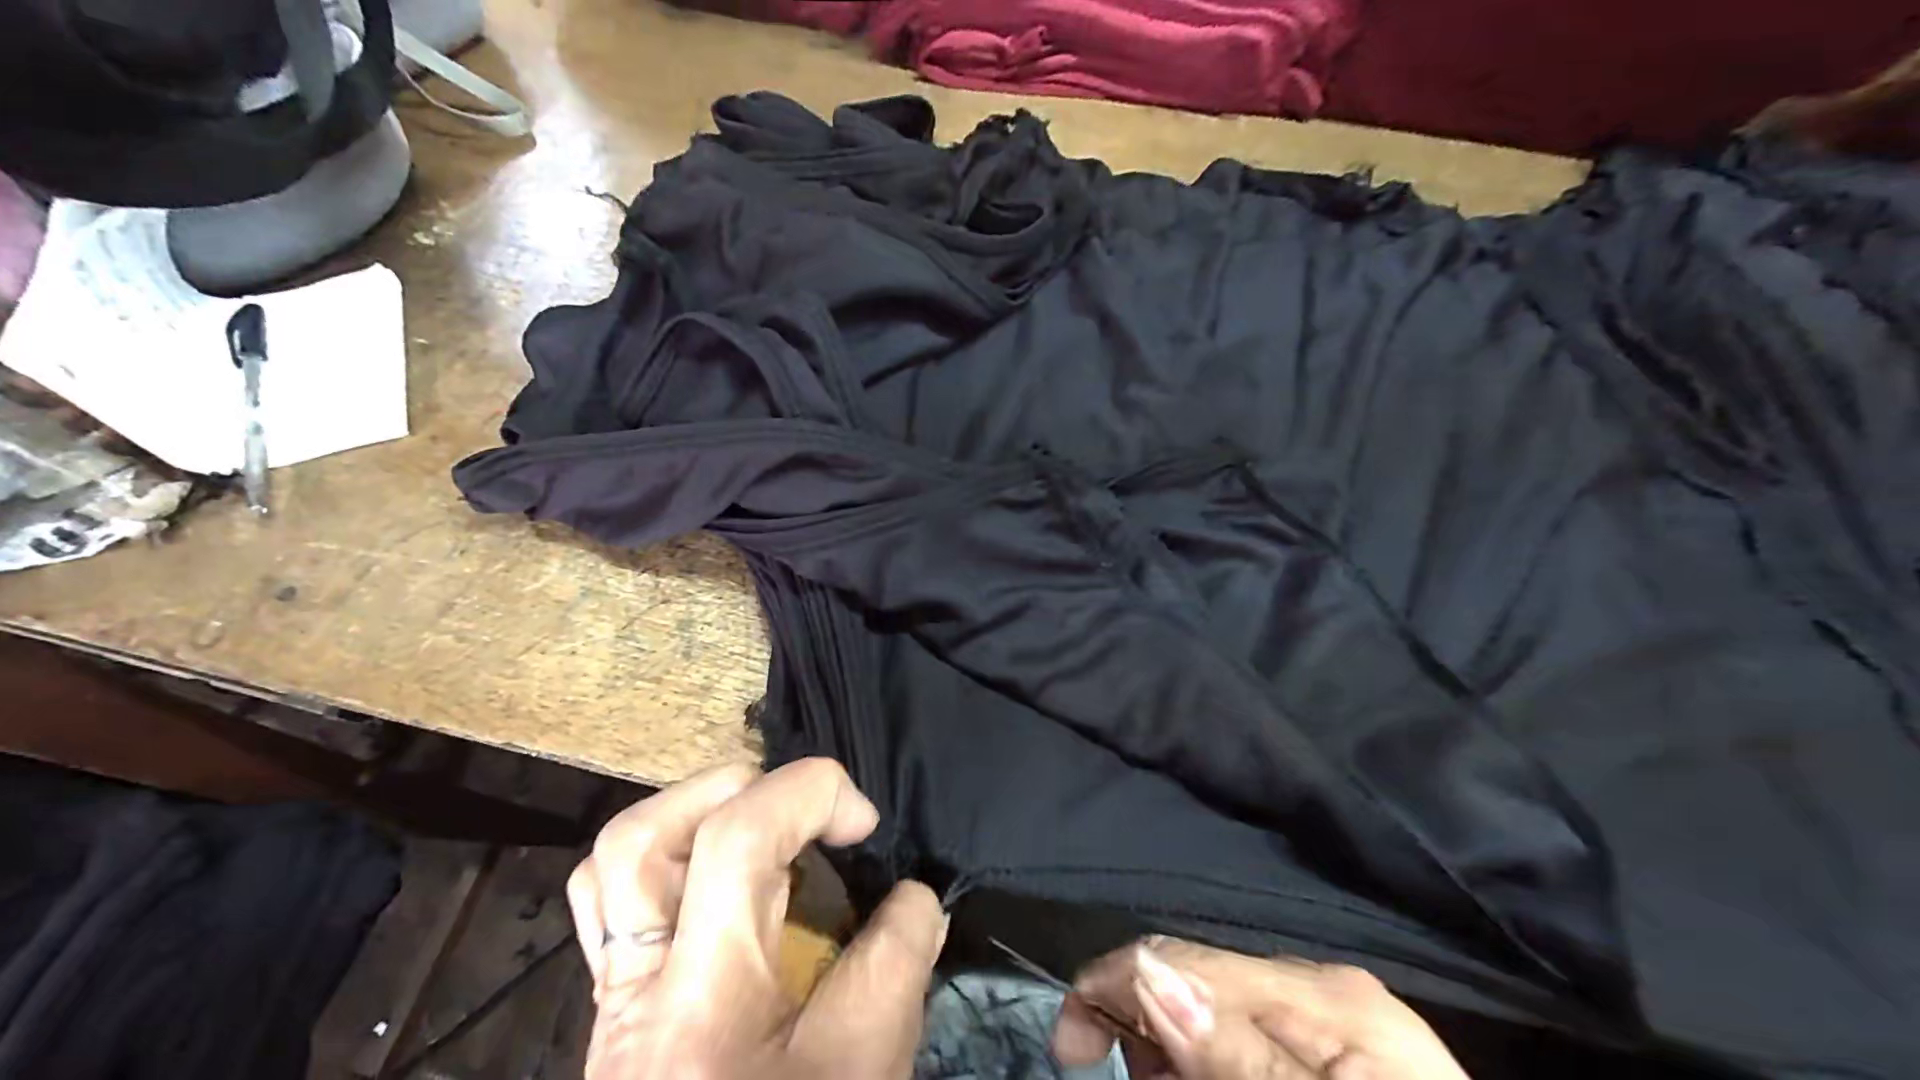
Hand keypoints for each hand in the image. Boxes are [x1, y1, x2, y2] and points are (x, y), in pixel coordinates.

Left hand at [567, 758, 948, 1079]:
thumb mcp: (866, 1066)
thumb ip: (897, 964)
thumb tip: (913, 896)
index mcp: (700, 1001)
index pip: (735, 837)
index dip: (809, 793)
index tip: (863, 823)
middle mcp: (635, 987)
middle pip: (642, 835)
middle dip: (738, 790)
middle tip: (801, 818)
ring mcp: (616, 993)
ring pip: (615, 863)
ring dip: (695, 818)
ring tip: (762, 835)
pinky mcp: (621, 1002)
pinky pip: (616, 900)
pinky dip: (674, 861)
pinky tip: (725, 886)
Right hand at [1052, 938, 1469, 1078]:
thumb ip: (1237, 1059)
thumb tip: (1148, 971)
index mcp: (1324, 996)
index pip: (1185, 958)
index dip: (1110, 987)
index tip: (1067, 1050)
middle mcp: (1321, 982)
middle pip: (1192, 969)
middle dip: (1138, 1019)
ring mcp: (1331, 1008)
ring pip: (1210, 995)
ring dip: (1170, 1043)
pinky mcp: (1337, 1036)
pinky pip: (1245, 1020)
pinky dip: (1208, 1051)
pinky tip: (1203, 1073)